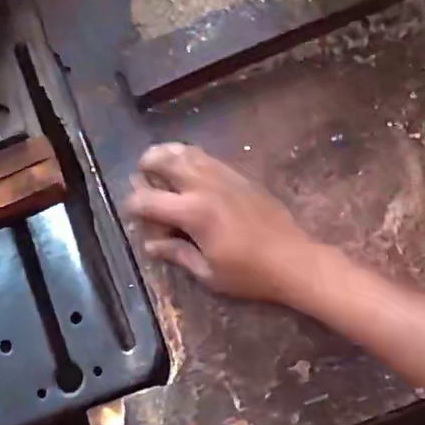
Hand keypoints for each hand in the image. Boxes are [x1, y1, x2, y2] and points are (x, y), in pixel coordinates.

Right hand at [124, 143, 330, 303]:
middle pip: (165, 160)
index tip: (130, 213)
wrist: (293, 258)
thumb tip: (152, 244)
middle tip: (141, 176)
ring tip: (160, 163)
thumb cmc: (249, 273)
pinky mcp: (240, 176)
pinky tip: (190, 171)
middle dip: (146, 165)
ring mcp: (225, 176)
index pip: (148, 200)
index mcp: (193, 211)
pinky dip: (191, 158)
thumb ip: (177, 253)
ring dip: (168, 154)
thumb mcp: (208, 273)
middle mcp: (205, 185)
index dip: (132, 206)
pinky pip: (209, 157)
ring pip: (188, 151)